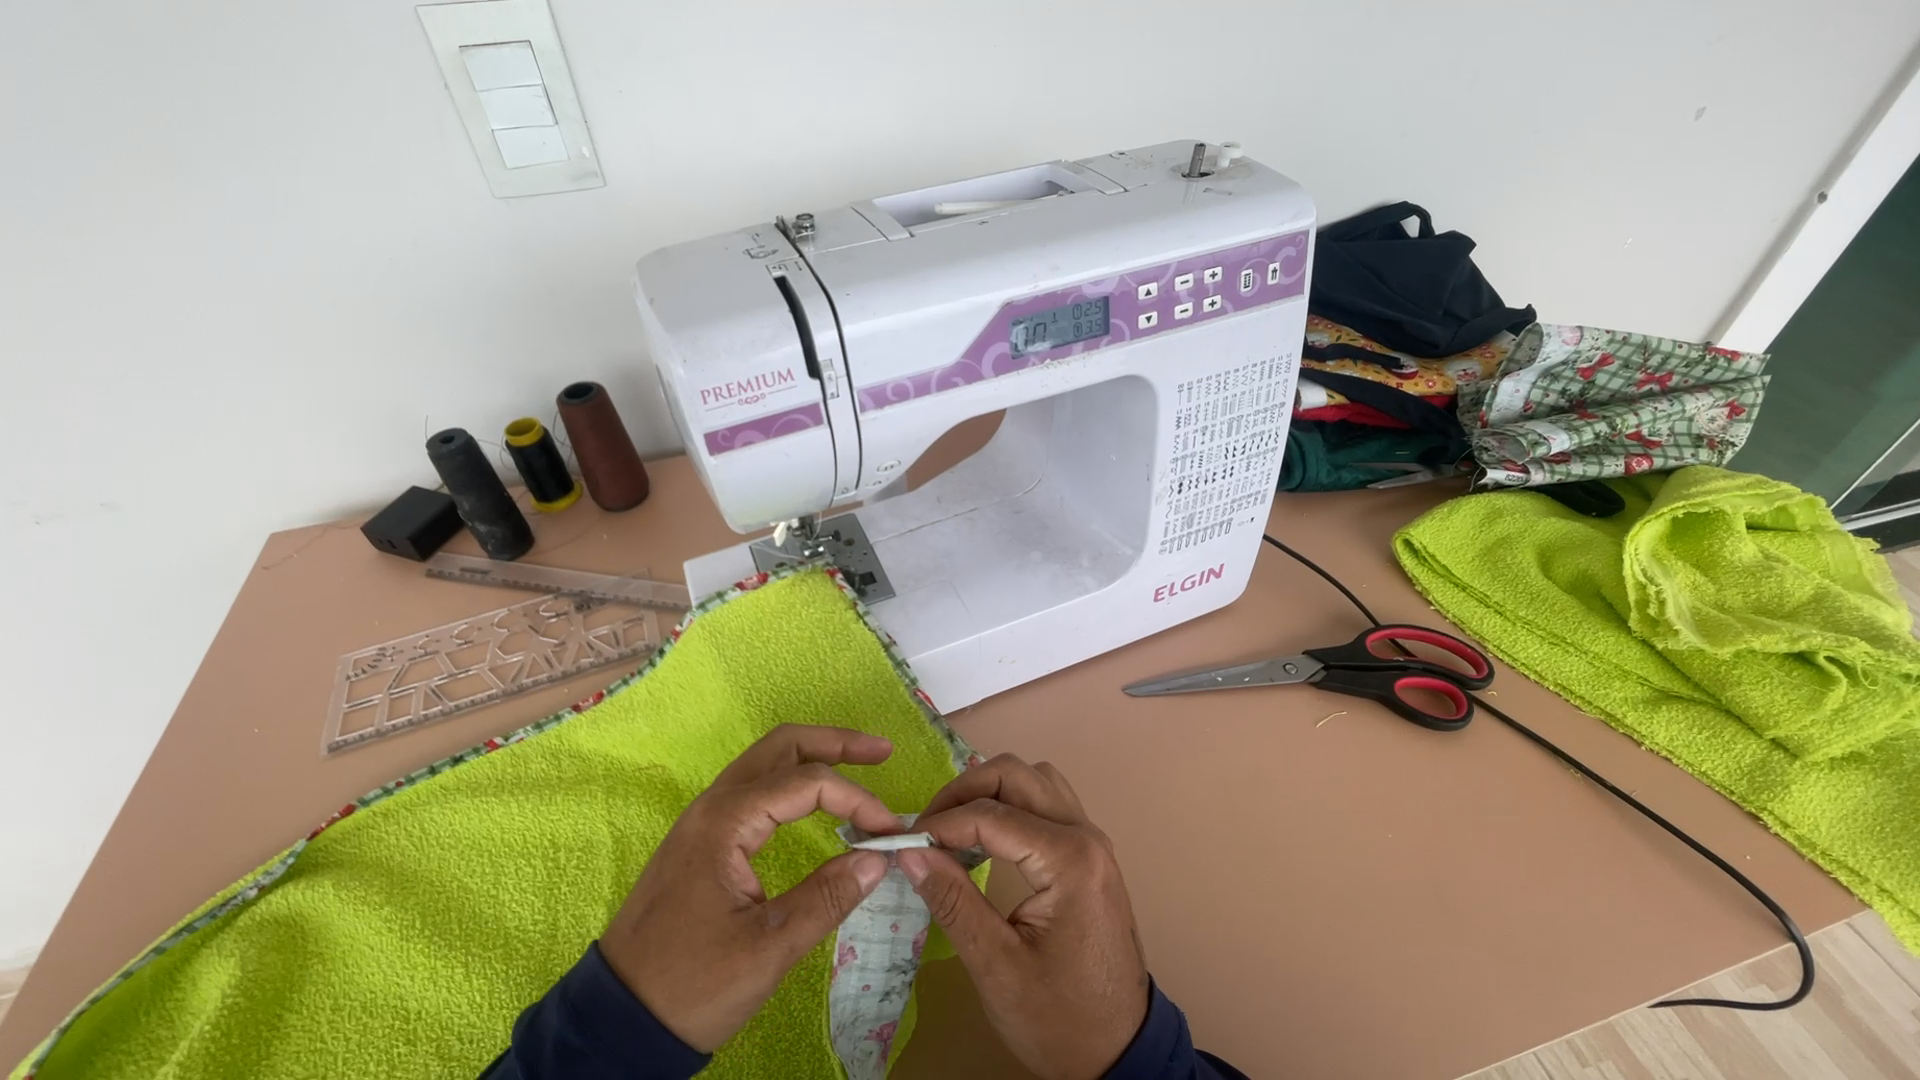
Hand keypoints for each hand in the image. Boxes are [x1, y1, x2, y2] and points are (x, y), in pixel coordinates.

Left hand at [599, 724, 902, 1051]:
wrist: (618, 1019)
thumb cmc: (691, 985)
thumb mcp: (768, 948)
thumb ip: (827, 897)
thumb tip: (879, 859)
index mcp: (726, 820)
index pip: (808, 783)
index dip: (858, 799)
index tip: (891, 832)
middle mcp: (714, 805)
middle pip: (782, 746)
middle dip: (836, 743)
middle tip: (883, 753)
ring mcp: (705, 820)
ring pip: (767, 763)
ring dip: (814, 757)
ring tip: (860, 765)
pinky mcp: (703, 840)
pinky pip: (756, 790)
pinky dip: (793, 782)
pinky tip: (816, 802)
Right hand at [896, 755, 1149, 1079]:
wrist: (1120, 1051)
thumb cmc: (1059, 1017)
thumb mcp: (996, 966)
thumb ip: (953, 901)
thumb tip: (910, 852)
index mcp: (1069, 860)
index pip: (991, 815)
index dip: (941, 823)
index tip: (904, 843)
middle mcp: (1086, 835)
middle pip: (1015, 775)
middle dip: (964, 791)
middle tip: (928, 828)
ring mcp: (1092, 840)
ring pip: (1034, 779)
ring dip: (990, 789)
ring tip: (954, 826)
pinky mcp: (1089, 853)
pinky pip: (1048, 801)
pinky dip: (1012, 803)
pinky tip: (987, 836)